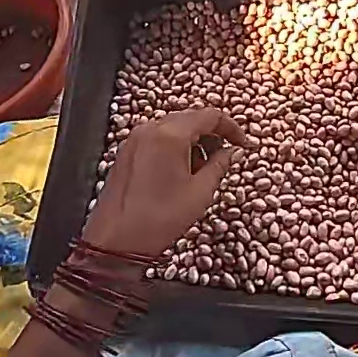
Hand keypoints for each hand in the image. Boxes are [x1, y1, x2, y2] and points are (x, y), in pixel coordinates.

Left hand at [83, 108, 257, 258]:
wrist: (115, 240)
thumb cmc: (158, 219)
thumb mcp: (200, 192)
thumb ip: (219, 165)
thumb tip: (232, 152)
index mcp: (170, 135)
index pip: (209, 116)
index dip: (231, 127)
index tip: (242, 143)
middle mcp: (149, 130)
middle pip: (189, 118)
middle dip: (211, 134)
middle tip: (225, 156)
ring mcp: (134, 140)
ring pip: (172, 128)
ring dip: (192, 142)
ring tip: (202, 170)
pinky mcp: (126, 152)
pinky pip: (156, 139)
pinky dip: (173, 148)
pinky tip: (180, 172)